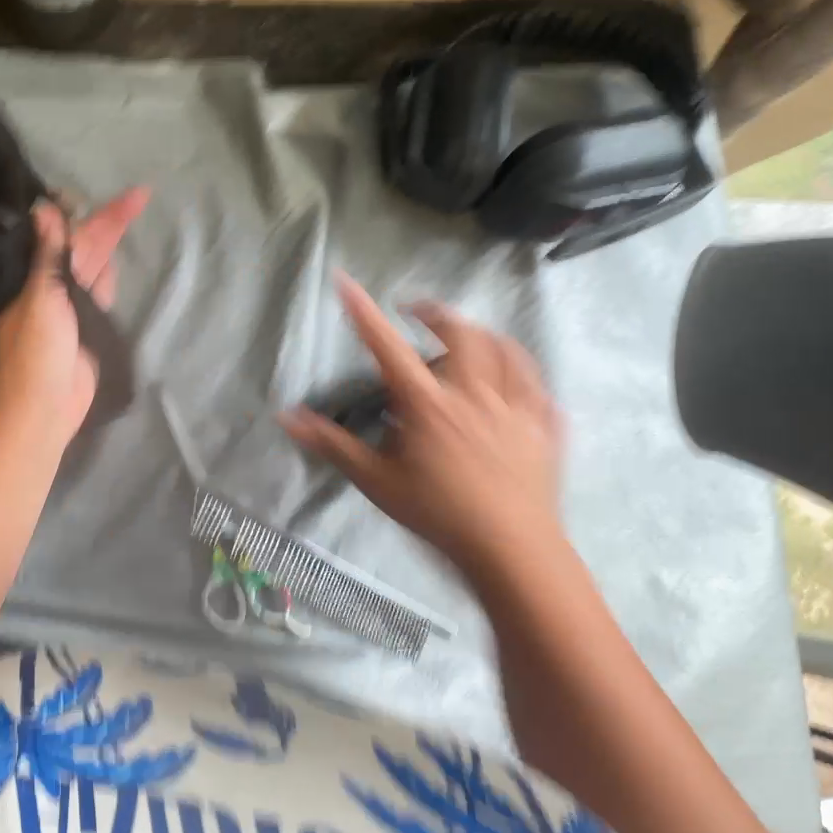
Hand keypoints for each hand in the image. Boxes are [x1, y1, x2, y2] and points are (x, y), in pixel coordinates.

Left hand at [0, 188, 148, 445]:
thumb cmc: (36, 354)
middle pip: (82, 250)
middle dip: (108, 225)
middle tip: (140, 196)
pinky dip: (105, 278)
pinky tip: (112, 263)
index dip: (93, 216)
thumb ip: (48, 257)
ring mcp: (67, 312)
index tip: (117, 195)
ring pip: (90, 270)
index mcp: (33, 280)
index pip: (66, 238)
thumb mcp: (40, 300)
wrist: (41, 410)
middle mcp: (48, 291)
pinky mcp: (83, 333)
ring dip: (105, 245)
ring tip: (125, 214)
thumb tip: (43, 209)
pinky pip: (96, 298)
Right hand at [279, 274, 564, 576]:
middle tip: (417, 313)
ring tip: (468, 338)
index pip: (388, 347)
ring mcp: (516, 410)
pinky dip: (522, 374)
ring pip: (507, 352)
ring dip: (483, 336)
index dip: (364, 313)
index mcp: (428, 404)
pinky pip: (539, 387)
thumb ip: (332, 444)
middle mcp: (473, 395)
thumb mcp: (374, 480)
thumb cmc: (436, 513)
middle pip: (462, 334)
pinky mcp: (545, 429)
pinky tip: (513, 381)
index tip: (347, 283)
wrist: (513, 550)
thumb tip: (286, 418)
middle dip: (438, 314)